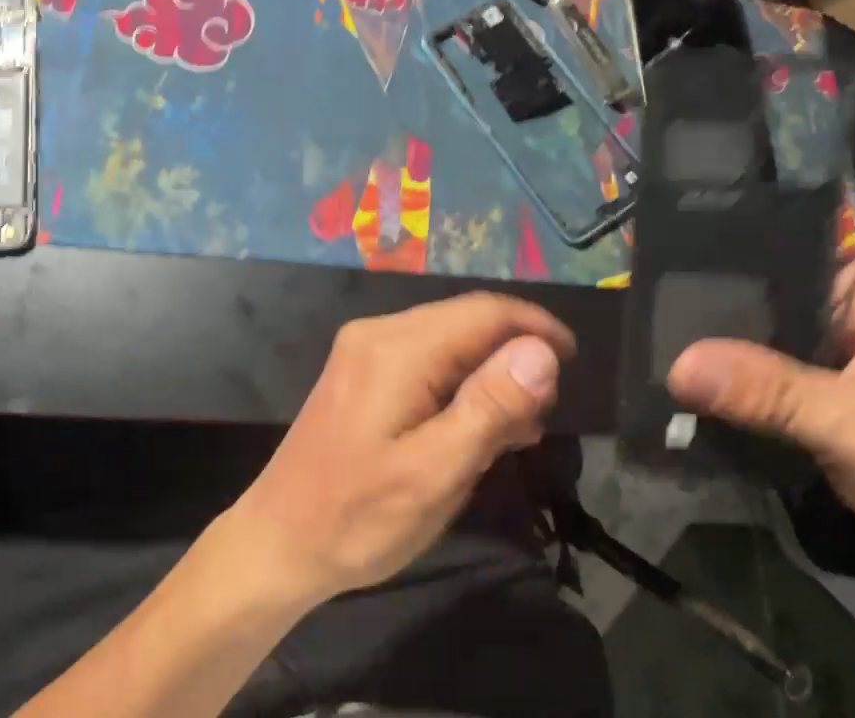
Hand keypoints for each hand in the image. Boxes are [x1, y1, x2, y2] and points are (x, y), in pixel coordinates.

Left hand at [226, 293, 574, 601]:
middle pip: (466, 323)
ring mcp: (363, 353)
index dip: (536, 328)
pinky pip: (424, 363)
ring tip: (511, 436)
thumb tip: (541, 350)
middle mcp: (378, 334)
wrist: (279, 543)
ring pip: (448, 343)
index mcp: (396, 348)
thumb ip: (489, 407)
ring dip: (487, 378)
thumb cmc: (359, 517)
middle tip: (538, 421)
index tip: (575, 363)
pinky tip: (470, 432)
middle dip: (513, 360)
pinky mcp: (360, 376)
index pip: (484, 311)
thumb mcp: (436, 472)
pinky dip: (457, 388)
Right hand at [672, 259, 854, 717]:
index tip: (664, 306)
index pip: (788, 269)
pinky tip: (692, 397)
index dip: (728, 289)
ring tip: (663, 368)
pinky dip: (738, 395)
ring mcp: (849, 355)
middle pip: (771, 307)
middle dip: (718, 332)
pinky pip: (769, 382)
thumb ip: (773, 392)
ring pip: (764, 347)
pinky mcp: (831, 395)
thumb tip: (678, 363)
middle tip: (654, 344)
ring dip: (724, 368)